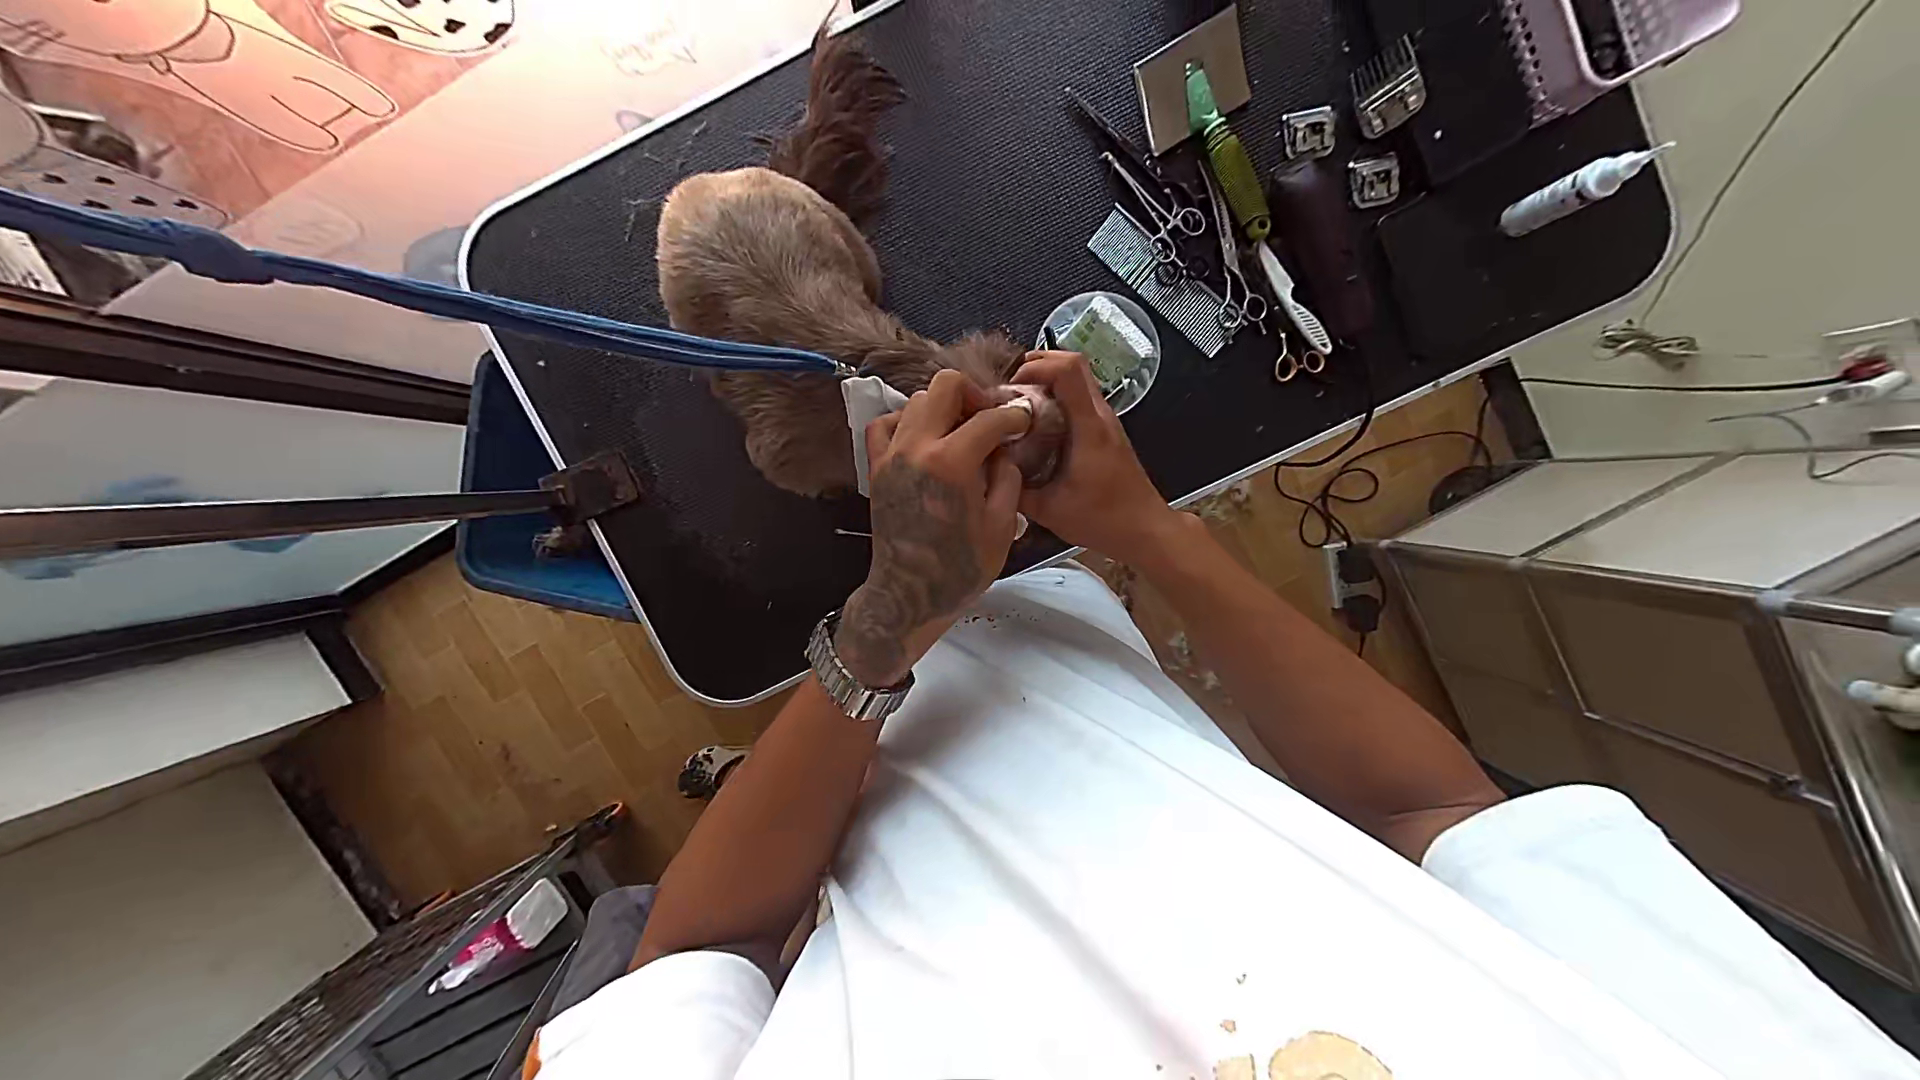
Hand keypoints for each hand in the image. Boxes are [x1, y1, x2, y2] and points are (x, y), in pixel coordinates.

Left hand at [834, 370, 1032, 686]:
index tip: (1024, 423)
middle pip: (945, 386)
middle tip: (989, 420)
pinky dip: (906, 422)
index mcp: (952, 463)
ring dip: (943, 408)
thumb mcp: (1002, 524)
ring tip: (961, 433)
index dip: (1014, 417)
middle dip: (975, 396)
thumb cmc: (961, 568)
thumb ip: (1008, 476)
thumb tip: (1003, 450)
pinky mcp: (877, 468)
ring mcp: (892, 455)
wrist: (910, 595)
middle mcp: (917, 448)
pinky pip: (885, 425)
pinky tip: (926, 439)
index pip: (990, 418)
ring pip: (916, 400)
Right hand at [1013, 351, 1188, 564]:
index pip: (1068, 371)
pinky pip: (1079, 400)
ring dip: (1047, 381)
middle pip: (1074, 364)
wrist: (1145, 531)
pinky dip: (1056, 399)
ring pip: (1078, 380)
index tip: (1010, 387)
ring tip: (1018, 406)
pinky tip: (1036, 425)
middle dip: (1038, 365)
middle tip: (1010, 389)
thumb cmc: (1103, 521)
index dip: (1036, 366)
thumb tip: (985, 471)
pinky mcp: (1105, 432)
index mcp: (1089, 429)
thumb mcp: (1049, 511)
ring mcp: (1106, 422)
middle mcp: (1101, 416)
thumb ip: (1015, 490)